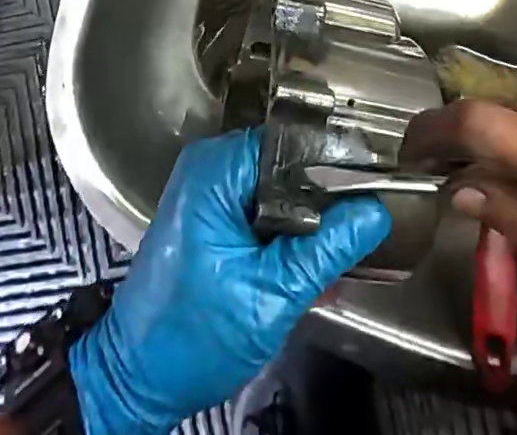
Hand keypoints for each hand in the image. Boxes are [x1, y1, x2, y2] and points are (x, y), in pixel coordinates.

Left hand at [69, 129, 389, 433]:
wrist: (140, 375)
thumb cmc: (196, 335)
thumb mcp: (273, 293)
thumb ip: (326, 249)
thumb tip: (376, 212)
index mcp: (216, 170)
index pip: (287, 140)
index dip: (330, 159)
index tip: (370, 182)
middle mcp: (209, 167)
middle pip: (284, 162)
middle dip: (323, 194)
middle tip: (360, 223)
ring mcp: (207, 190)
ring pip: (277, 188)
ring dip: (308, 219)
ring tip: (343, 249)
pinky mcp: (210, 214)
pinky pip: (260, 207)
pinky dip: (286, 232)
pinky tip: (313, 264)